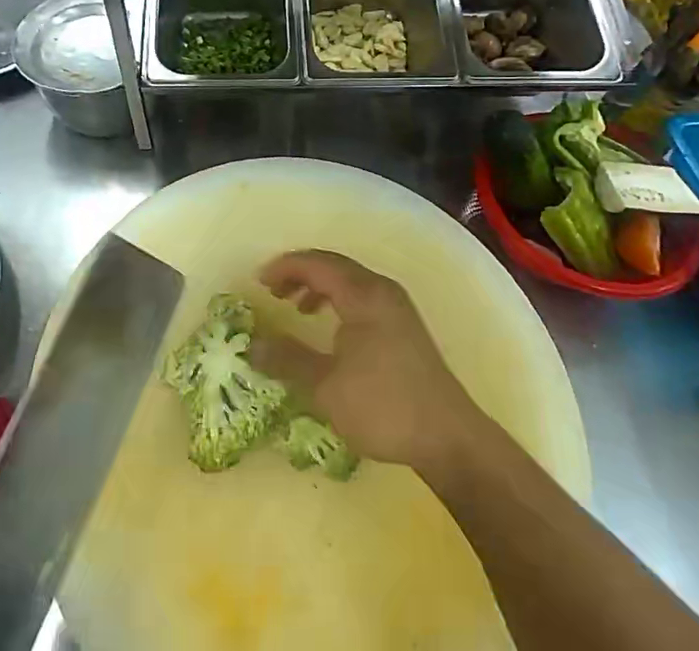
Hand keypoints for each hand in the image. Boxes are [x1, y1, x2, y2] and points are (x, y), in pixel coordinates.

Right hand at [252, 250, 483, 470]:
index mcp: (364, 295)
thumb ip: (287, 359)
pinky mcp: (405, 327)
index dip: (285, 267)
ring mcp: (397, 308)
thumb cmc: (382, 406)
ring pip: (350, 281)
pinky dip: (338, 302)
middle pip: (335, 266)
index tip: (259, 283)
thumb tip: (251, 344)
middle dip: (300, 274)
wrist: (446, 436)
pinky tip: (330, 329)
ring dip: (320, 288)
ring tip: (296, 308)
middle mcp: (382, 291)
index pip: (317, 263)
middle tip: (273, 293)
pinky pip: (363, 298)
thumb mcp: (325, 386)